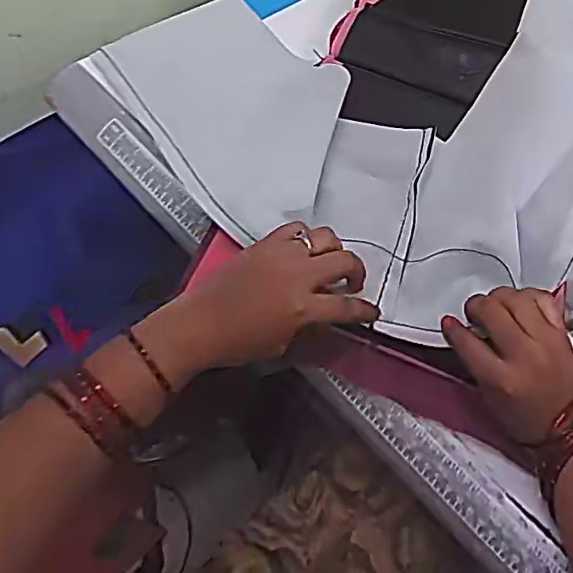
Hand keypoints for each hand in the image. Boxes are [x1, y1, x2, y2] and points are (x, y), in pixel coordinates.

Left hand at [147, 223, 374, 377]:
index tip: (372, 310)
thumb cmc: (239, 342)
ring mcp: (282, 254)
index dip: (364, 310)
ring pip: (325, 237)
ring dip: (333, 250)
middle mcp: (298, 275)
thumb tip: (327, 318)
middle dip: (357, 272)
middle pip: (344, 260)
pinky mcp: (266, 243)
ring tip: (328, 262)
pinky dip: (305, 238)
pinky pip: (296, 229)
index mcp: (303, 307)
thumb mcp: (282, 343)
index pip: (347, 306)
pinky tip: (302, 250)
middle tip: (353, 283)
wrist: (200, 324)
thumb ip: (310, 327)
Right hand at [440, 287, 572, 444]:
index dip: (453, 329)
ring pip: (516, 298)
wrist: (565, 428)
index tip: (450, 323)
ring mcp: (546, 341)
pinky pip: (543, 298)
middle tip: (474, 313)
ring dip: (500, 298)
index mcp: (502, 379)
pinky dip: (528, 296)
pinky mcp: (561, 334)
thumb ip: (474, 361)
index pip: (468, 342)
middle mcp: (524, 356)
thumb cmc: (525, 417)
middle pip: (491, 310)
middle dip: (475, 306)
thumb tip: (464, 329)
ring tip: (497, 306)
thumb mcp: (488, 397)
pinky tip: (521, 304)